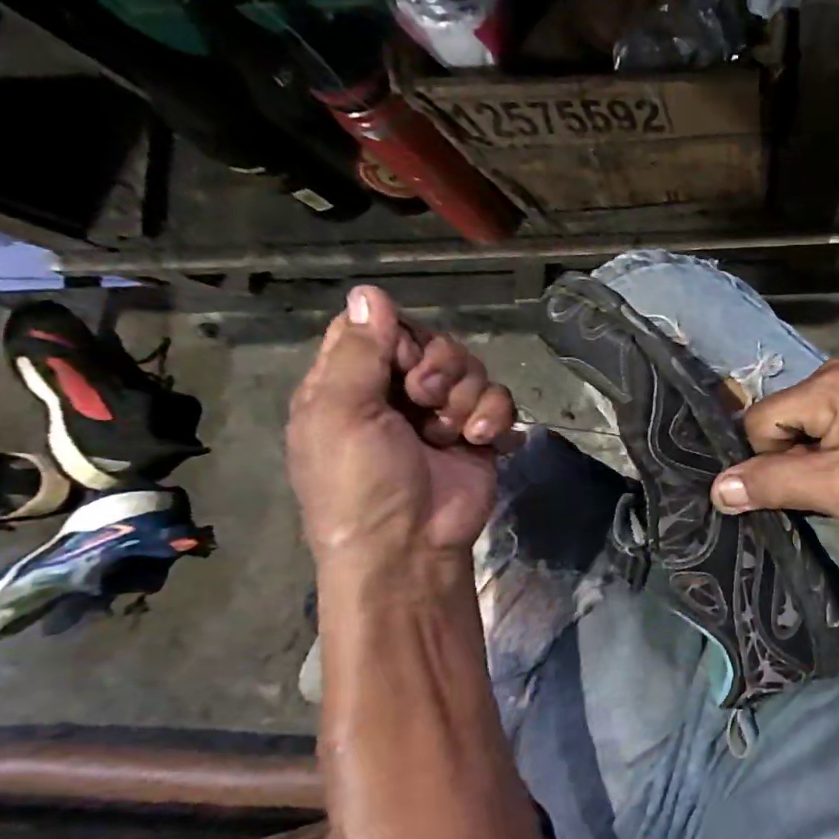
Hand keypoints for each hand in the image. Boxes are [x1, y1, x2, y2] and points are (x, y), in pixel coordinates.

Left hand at [287, 286, 517, 579]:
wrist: (411, 545)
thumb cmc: (360, 483)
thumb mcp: (340, 414)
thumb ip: (357, 352)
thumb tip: (369, 292)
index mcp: (349, 383)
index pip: (378, 327)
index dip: (398, 335)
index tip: (401, 364)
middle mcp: (395, 391)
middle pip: (432, 342)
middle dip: (440, 367)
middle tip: (427, 398)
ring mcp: (440, 412)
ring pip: (470, 368)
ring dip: (467, 396)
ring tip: (453, 432)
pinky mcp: (477, 431)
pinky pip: (498, 398)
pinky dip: (493, 417)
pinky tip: (480, 440)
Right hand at [709, 360, 838, 530]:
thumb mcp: (834, 488)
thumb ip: (774, 485)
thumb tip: (717, 489)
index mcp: (824, 385)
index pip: (757, 422)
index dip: (771, 461)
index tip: (808, 482)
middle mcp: (829, 373)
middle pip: (774, 423)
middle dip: (790, 460)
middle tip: (829, 483)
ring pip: (793, 429)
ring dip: (807, 461)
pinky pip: (814, 427)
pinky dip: (822, 453)